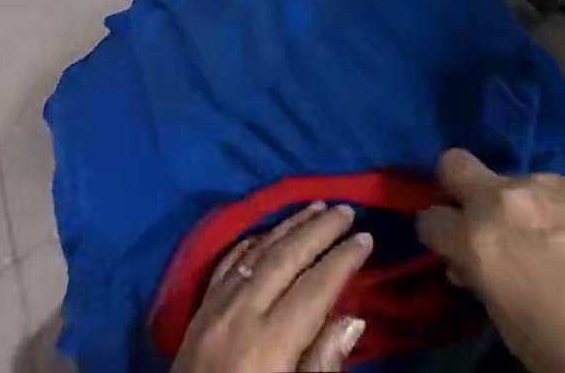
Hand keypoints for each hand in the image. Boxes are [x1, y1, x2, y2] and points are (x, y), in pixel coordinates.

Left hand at [171, 202, 372, 372]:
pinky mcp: (198, 310)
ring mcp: (215, 306)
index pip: (313, 289)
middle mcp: (240, 312)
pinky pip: (227, 263)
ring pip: (256, 251)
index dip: (342, 261)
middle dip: (318, 230)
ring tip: (315, 208)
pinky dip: (250, 242)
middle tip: (346, 210)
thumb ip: (321, 367)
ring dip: (288, 226)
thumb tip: (351, 318)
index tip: (366, 238)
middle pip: (285, 258)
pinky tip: (265, 233)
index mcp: (268, 344)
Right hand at [415, 150, 564, 372]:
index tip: (450, 253)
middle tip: (477, 223)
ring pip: (504, 177)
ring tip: (541, 238)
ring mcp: (540, 184)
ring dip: (508, 201)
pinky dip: (547, 205)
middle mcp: (498, 200)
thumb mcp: (514, 334)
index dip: (437, 238)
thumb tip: (469, 267)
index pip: (428, 218)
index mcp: (474, 241)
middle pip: (451, 164)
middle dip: (456, 189)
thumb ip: (483, 287)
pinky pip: (544, 185)